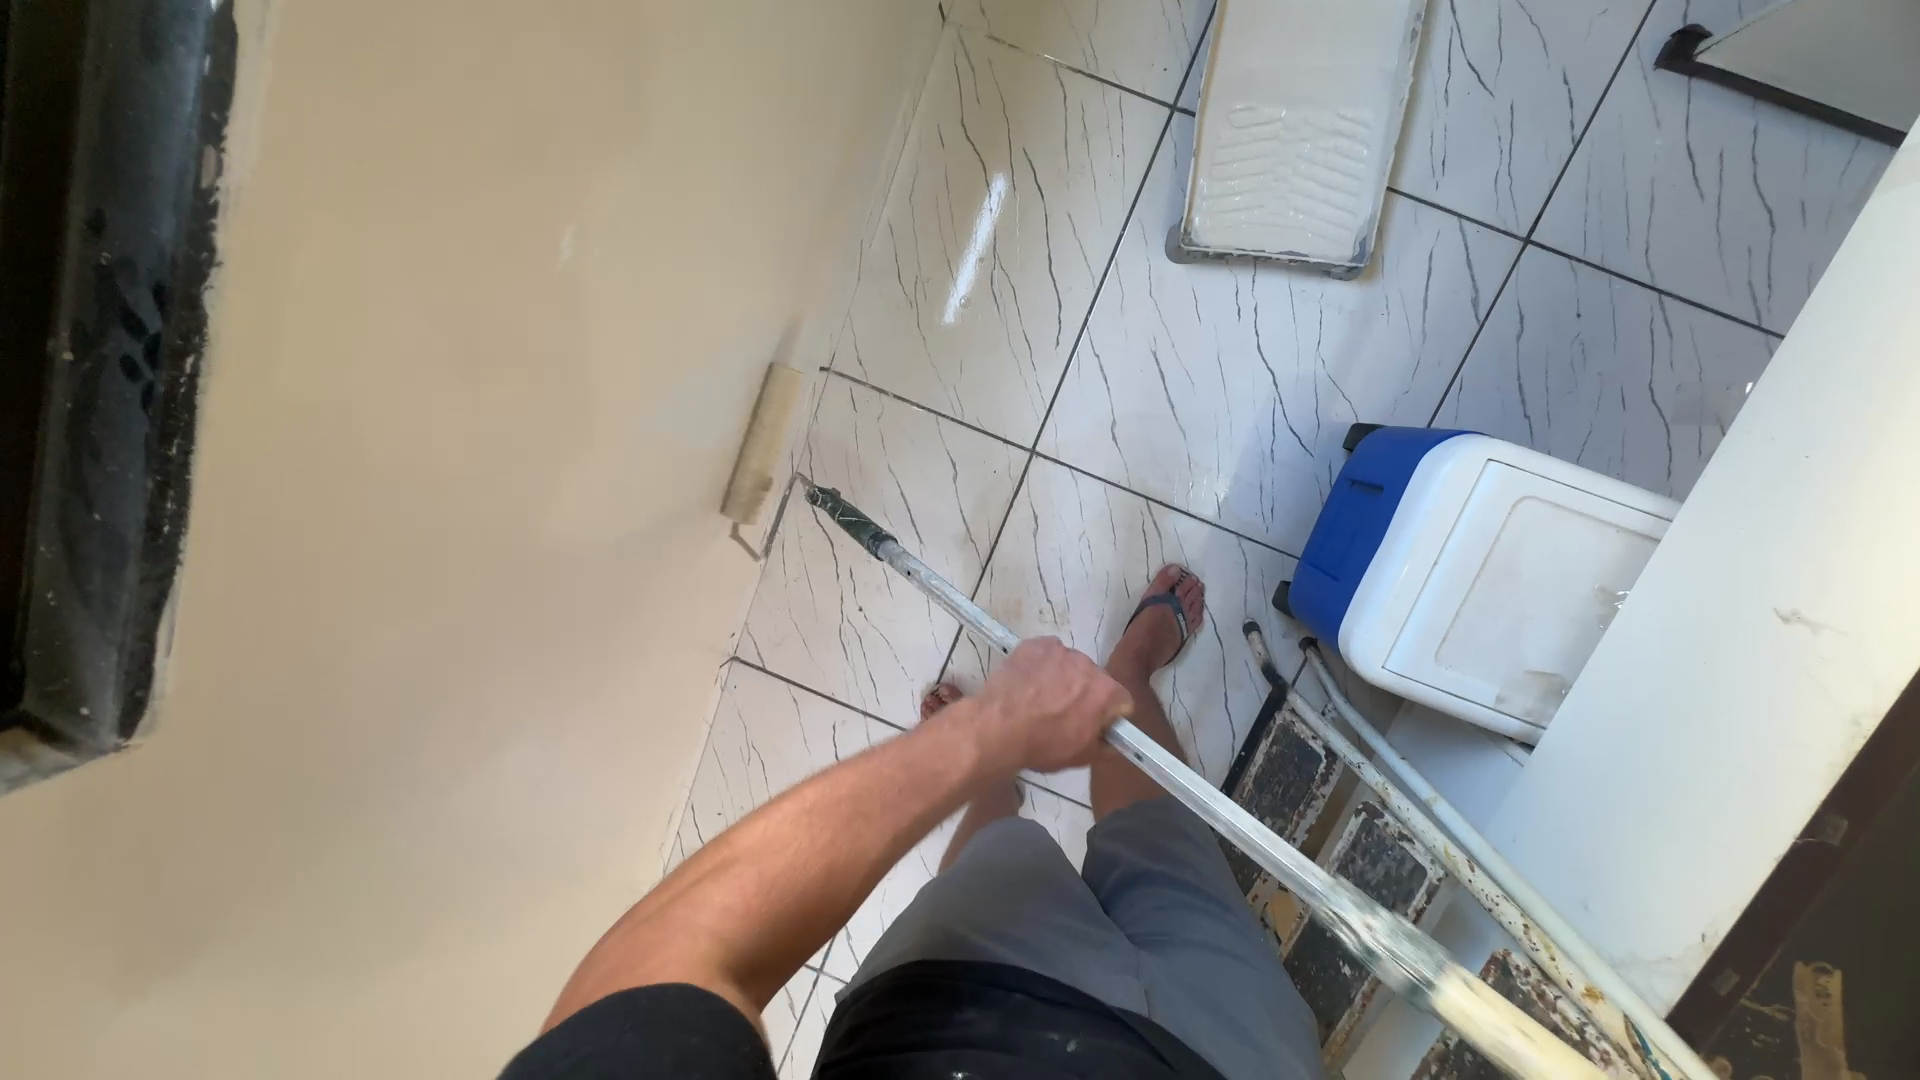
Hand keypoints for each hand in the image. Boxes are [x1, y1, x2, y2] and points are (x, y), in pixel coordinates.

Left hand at [948, 638, 1132, 774]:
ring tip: (1040, 699)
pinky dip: (1042, 665)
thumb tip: (1111, 738)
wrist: (997, 727)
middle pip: (1096, 680)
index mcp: (1107, 692)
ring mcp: (1060, 651)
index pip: (1122, 702)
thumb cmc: (1043, 744)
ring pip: (1070, 665)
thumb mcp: (1082, 757)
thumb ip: (1106, 745)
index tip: (1093, 726)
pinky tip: (1029, 683)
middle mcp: (1088, 664)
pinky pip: (1047, 653)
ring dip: (1063, 678)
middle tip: (1063, 715)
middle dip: (1085, 695)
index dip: (1110, 717)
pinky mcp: (1035, 644)